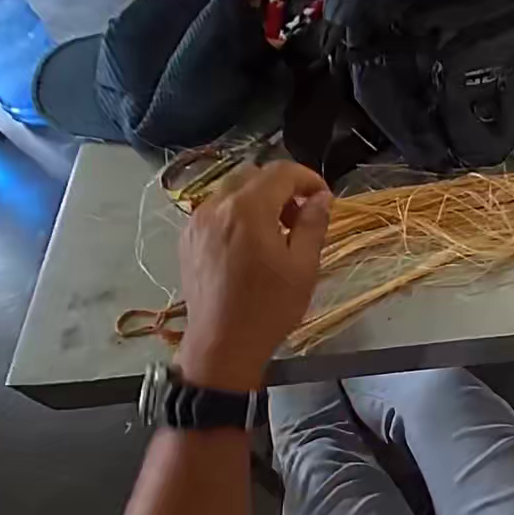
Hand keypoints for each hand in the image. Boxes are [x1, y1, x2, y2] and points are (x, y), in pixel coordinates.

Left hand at [175, 161, 331, 391]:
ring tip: (279, 233)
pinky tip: (253, 245)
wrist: (223, 342)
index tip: (324, 198)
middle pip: (254, 175)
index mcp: (248, 210)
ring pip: (233, 191)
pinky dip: (240, 215)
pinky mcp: (189, 238)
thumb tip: (321, 198)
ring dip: (261, 200)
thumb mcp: (304, 267)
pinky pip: (218, 211)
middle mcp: (217, 206)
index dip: (308, 178)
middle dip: (284, 188)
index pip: (281, 172)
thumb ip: (313, 225)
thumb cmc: (270, 308)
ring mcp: (198, 221)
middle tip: (303, 217)